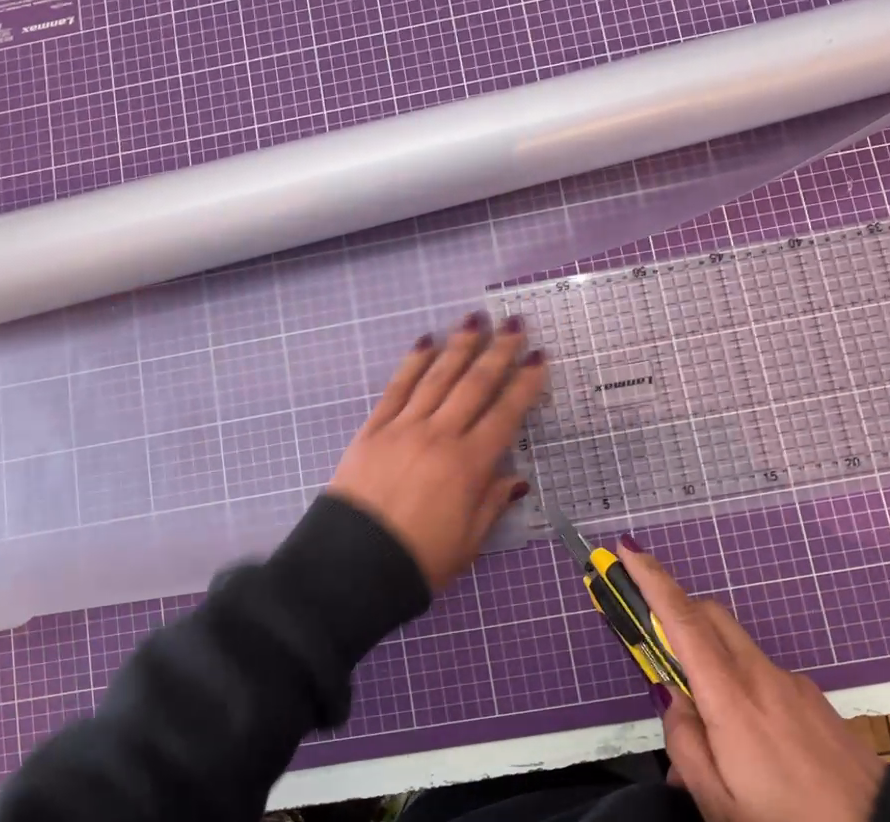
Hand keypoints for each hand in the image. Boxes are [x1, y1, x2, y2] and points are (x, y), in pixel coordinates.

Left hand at [327, 312, 547, 589]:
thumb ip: (491, 504)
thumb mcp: (468, 544)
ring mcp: (403, 428)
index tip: (540, 359)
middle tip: (515, 324)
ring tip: (475, 319)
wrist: (350, 568)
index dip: (525, 384)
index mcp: (469, 465)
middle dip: (498, 351)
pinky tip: (425, 342)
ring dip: (459, 345)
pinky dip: (412, 362)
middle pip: (474, 385)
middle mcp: (439, 436)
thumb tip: (514, 477)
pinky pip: (397, 387)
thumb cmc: (417, 563)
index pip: (505, 414)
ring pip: (437, 377)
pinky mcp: (373, 429)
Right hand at [619, 543, 887, 821]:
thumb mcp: (716, 800)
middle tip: (651, 643)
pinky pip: (764, 682)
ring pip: (736, 652)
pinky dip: (740, 695)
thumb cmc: (787, 821)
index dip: (652, 579)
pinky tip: (747, 752)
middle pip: (710, 616)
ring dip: (708, 666)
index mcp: (731, 695)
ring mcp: (794, 685)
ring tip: (705, 737)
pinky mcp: (817, 702)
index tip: (627, 548)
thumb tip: (675, 702)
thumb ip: (683, 742)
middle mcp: (763, 675)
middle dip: (675, 611)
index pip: (682, 620)